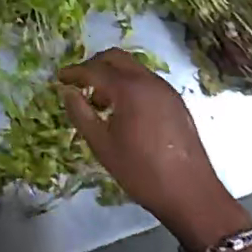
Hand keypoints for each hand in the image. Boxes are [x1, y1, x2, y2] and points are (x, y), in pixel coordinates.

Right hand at [58, 49, 251, 251]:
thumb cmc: (142, 172)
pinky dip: (129, 84)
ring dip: (112, 74)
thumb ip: (81, 114)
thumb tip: (67, 91)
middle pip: (115, 57)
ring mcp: (165, 89)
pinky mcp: (176, 101)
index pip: (94, 69)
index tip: (59, 78)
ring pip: (133, 67)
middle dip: (94, 65)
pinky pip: (146, 80)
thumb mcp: (102, 146)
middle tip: (79, 82)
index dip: (74, 72)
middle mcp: (148, 80)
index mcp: (129, 89)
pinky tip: (124, 110)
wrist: (192, 194)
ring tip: (100, 101)